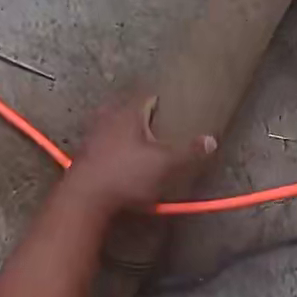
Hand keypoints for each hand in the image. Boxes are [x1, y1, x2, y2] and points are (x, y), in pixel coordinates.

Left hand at [59, 96, 215, 213]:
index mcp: (128, 114)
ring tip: (140, 139)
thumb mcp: (166, 164)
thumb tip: (212, 140)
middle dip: (141, 114)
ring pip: (112, 125)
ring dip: (125, 129)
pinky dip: (114, 146)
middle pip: (127, 108)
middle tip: (157, 120)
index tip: (172, 103)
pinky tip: (122, 159)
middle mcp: (107, 119)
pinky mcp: (84, 156)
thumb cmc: (126, 175)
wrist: (85, 200)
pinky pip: (103, 143)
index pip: (147, 95)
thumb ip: (189, 151)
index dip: (161, 98)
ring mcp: (92, 137)